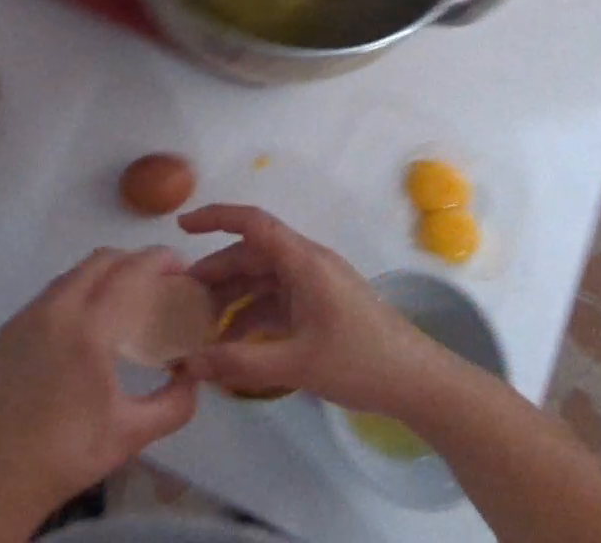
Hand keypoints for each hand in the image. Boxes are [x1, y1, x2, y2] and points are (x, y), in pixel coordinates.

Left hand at [0, 248, 199, 541]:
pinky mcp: (8, 329)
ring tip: (125, 296)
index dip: (159, 260)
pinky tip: (86, 321)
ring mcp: (26, 316)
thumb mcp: (133, 433)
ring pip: (72, 274)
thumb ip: (175, 403)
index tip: (181, 265)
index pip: (130, 273)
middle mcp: (55, 310)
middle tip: (158, 279)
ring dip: (104, 273)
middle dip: (134, 259)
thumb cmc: (70, 453)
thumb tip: (194, 376)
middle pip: (101, 260)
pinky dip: (77, 291)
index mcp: (88, 330)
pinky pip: (50, 294)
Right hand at [175, 204, 448, 413]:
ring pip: (262, 280)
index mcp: (303, 261)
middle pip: (252, 255)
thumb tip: (189, 364)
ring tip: (199, 326)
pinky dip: (252, 315)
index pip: (253, 223)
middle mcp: (307, 264)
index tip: (181, 226)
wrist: (420, 382)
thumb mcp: (297, 364)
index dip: (215, 218)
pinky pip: (276, 301)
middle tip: (180, 299)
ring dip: (232, 298)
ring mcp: (315, 285)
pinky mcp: (321, 307)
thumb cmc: (361, 362)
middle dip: (215, 274)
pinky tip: (232, 343)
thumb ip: (240, 363)